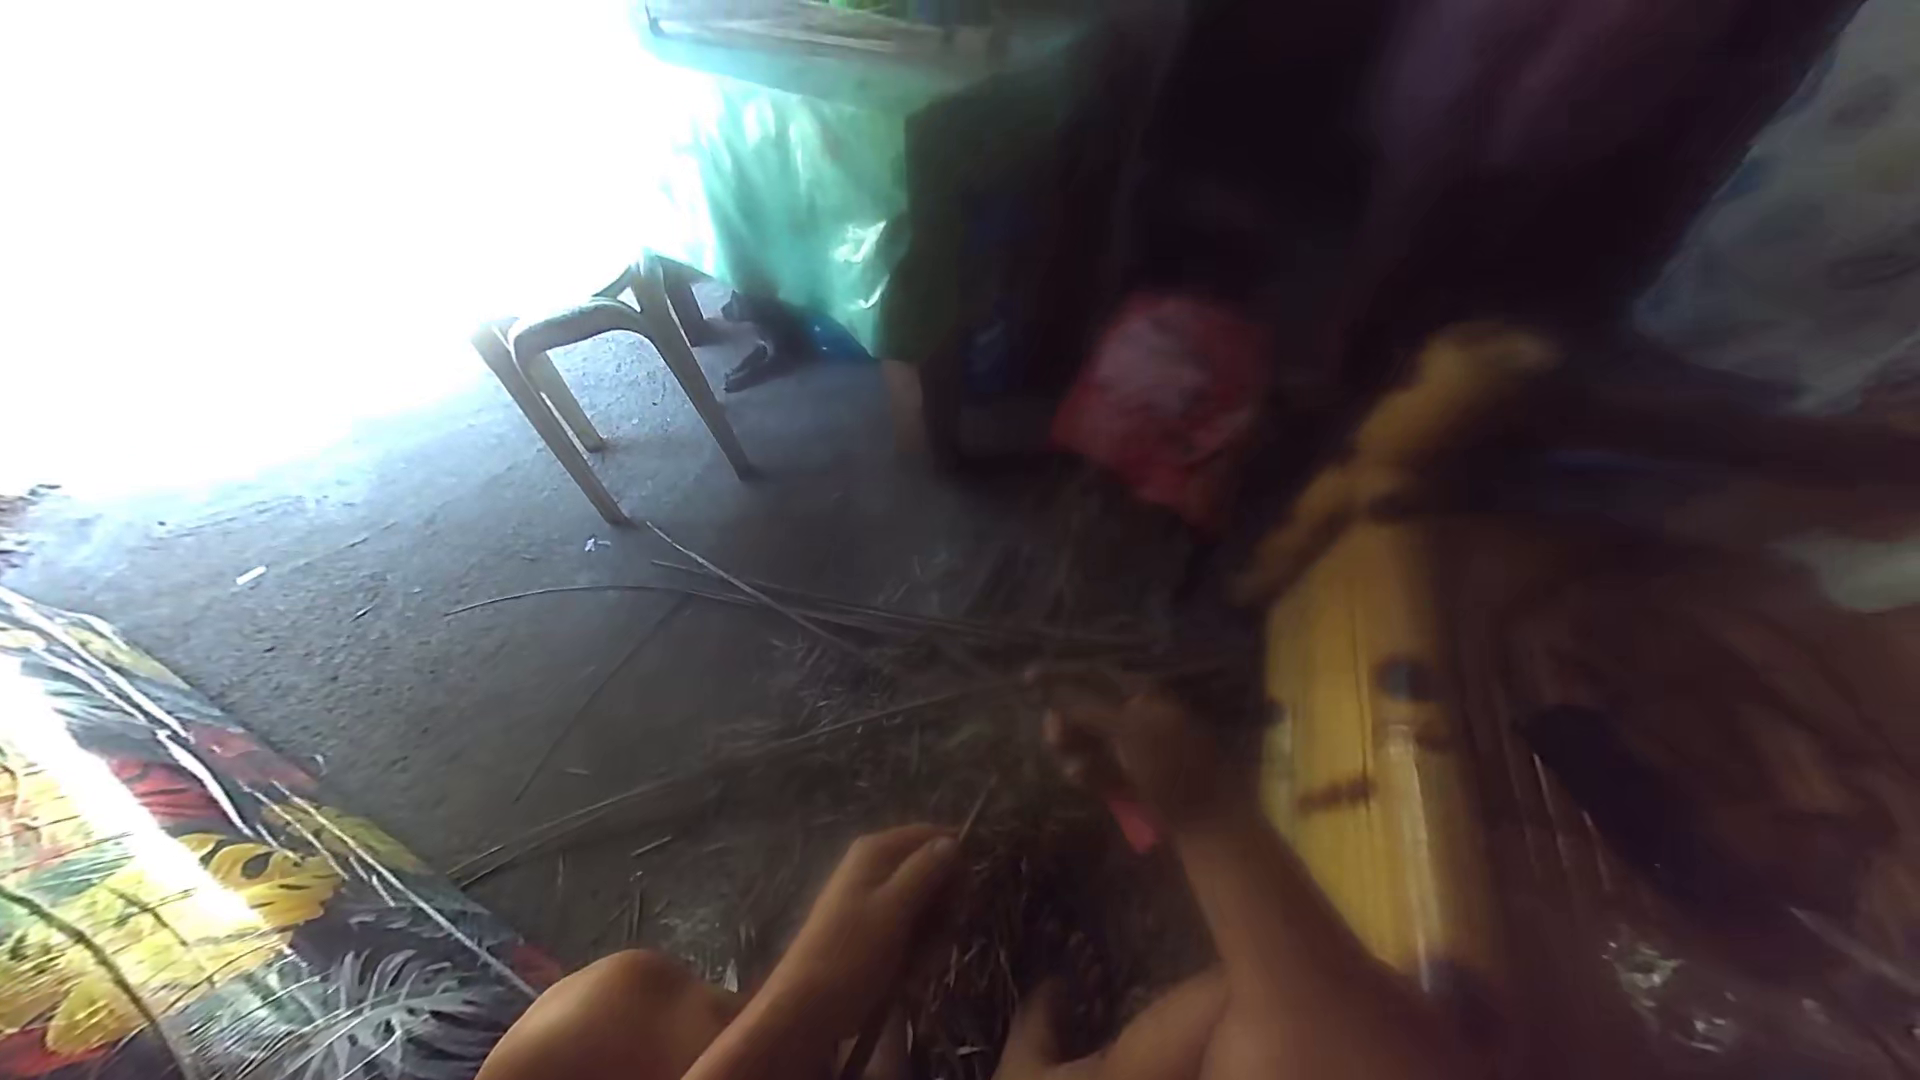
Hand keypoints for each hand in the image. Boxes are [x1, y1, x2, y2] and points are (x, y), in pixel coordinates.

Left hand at [764, 825, 957, 1037]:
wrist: (806, 1008)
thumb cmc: (852, 951)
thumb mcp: (895, 908)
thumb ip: (926, 870)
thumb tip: (953, 841)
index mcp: (877, 849)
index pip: (931, 834)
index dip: (955, 859)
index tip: (966, 894)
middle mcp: (875, 863)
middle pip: (930, 868)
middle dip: (943, 902)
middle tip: (943, 932)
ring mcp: (872, 894)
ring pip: (924, 900)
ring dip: (932, 930)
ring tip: (922, 958)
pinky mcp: (873, 924)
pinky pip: (909, 924)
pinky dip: (917, 945)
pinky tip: (912, 969)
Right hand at [1037, 675, 1252, 829]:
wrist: (1204, 821)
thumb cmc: (1172, 765)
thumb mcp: (1128, 729)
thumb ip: (1088, 713)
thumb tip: (1054, 706)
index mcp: (1139, 693)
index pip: (1091, 673)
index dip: (1059, 674)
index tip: (1027, 680)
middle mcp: (1130, 714)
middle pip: (1081, 708)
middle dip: (1065, 722)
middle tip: (1056, 738)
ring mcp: (1126, 747)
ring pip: (1082, 740)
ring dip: (1073, 750)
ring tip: (1077, 768)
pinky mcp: (1123, 777)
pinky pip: (1092, 768)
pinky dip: (1087, 773)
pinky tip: (1088, 781)